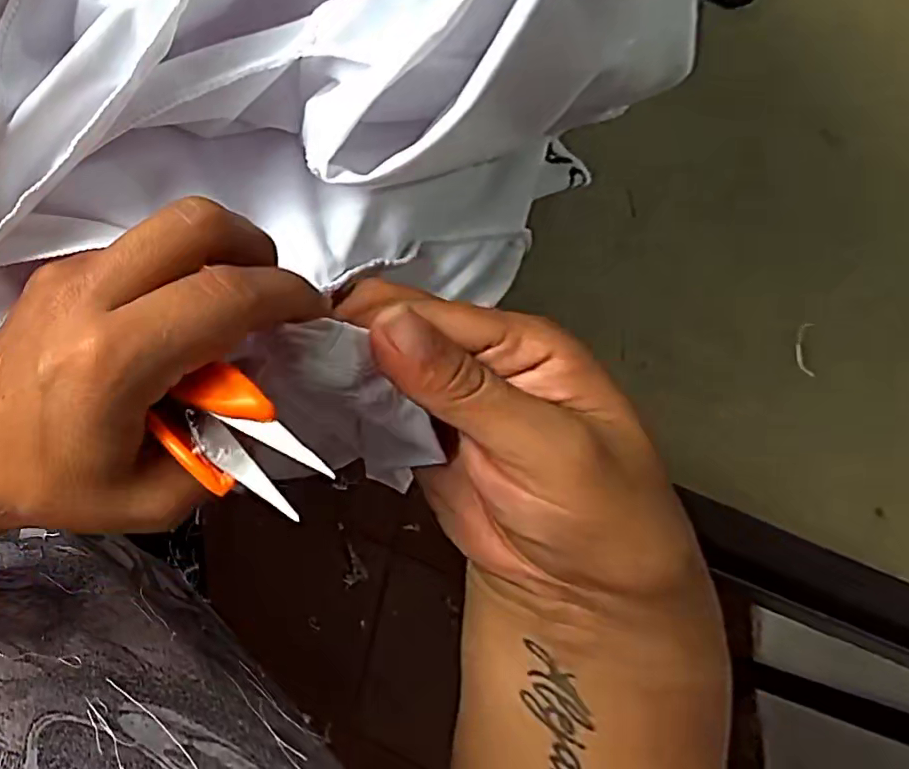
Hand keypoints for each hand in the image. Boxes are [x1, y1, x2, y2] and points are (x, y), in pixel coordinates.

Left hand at [0, 198, 327, 537]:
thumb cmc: (57, 484)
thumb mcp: (154, 497)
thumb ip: (223, 449)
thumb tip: (259, 387)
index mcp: (111, 359)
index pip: (220, 296)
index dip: (282, 294)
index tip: (309, 311)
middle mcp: (88, 295)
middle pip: (194, 223)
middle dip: (253, 244)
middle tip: (269, 288)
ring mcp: (70, 272)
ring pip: (168, 226)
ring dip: (216, 253)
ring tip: (224, 304)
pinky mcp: (61, 267)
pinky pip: (140, 247)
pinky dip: (176, 268)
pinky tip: (168, 316)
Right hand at [336, 280, 716, 643]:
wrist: (583, 596)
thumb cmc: (603, 518)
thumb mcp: (544, 446)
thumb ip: (463, 385)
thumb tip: (393, 325)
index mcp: (517, 341)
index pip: (431, 311)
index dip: (379, 320)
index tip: (330, 337)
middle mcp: (475, 356)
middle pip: (394, 323)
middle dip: (352, 335)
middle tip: (309, 354)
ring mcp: (440, 393)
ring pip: (374, 359)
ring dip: (342, 366)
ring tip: (306, 374)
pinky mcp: (414, 428)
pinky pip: (369, 401)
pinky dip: (345, 400)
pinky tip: (323, 400)